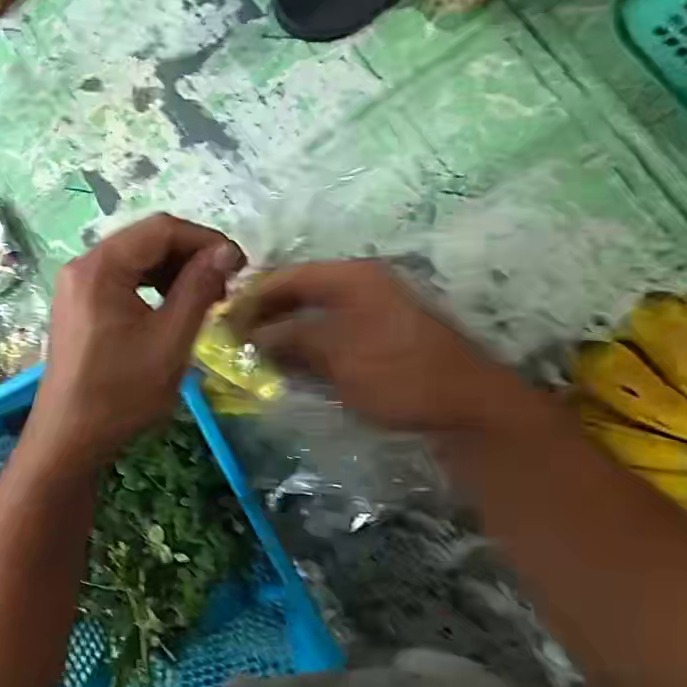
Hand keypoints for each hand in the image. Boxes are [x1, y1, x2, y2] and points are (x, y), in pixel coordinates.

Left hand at [32, 214, 244, 465]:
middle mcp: (81, 266)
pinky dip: (150, 287)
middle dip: (189, 256)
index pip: (161, 229)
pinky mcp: (76, 306)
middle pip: (145, 240)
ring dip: (172, 272)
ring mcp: (75, 286)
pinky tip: (171, 310)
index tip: (238, 266)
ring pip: (134, 260)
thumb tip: (225, 252)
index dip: (205, 240)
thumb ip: (198, 288)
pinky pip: (120, 280)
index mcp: (100, 267)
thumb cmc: (121, 393)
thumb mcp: (170, 340)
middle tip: (224, 286)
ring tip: (203, 300)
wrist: (69, 437)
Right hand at [226, 260, 541, 432]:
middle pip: (299, 294)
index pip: (288, 276)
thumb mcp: (335, 353)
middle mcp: (361, 288)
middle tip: (232, 341)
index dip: (251, 296)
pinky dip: (305, 350)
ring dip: (283, 334)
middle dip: (264, 315)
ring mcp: (372, 315)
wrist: (465, 409)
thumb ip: (288, 338)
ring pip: (313, 318)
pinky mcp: (379, 342)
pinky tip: (286, 368)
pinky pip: (330, 338)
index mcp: (352, 277)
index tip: (220, 321)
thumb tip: (250, 334)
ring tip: (251, 356)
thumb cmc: (397, 373)